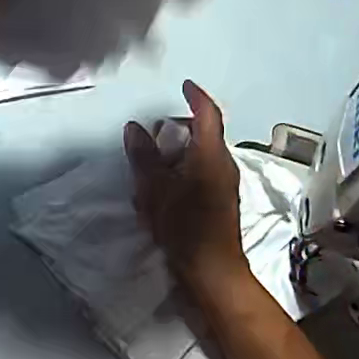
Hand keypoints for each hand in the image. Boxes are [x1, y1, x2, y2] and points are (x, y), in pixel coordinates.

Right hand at [124, 80, 255, 307]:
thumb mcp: (157, 190)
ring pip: (200, 156)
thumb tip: (135, 128)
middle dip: (179, 130)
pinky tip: (160, 192)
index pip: (208, 115)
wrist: (213, 273)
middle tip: (153, 136)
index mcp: (211, 155)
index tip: (184, 85)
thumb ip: (145, 157)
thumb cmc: (186, 228)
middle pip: (203, 135)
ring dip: (177, 155)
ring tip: (151, 168)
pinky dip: (181, 173)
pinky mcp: (219, 202)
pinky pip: (200, 175)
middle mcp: (223, 165)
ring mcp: (223, 185)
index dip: (196, 97)